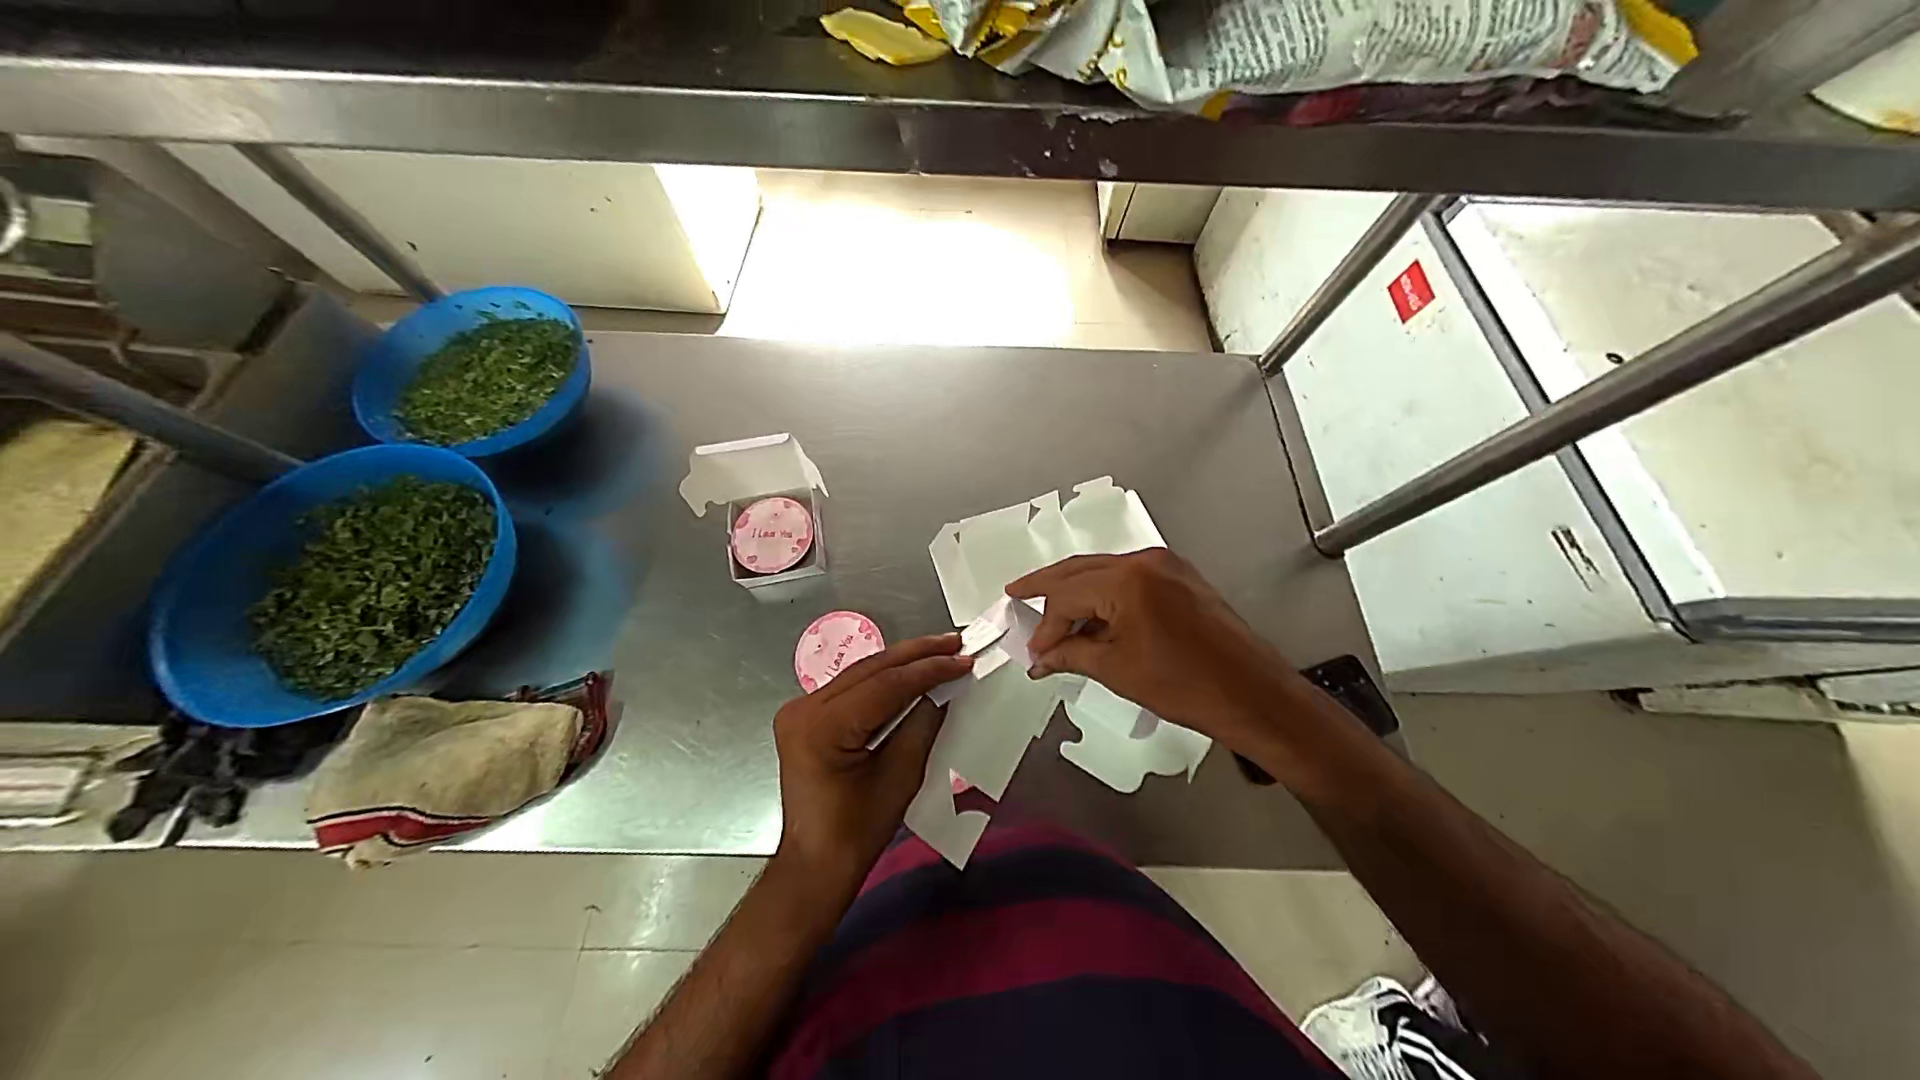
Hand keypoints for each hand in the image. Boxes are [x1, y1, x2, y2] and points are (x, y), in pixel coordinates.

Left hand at [772, 634, 970, 885]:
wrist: (815, 862)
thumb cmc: (856, 832)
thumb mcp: (900, 777)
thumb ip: (921, 725)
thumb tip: (942, 690)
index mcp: (822, 728)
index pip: (885, 685)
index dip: (929, 670)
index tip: (963, 660)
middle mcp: (803, 709)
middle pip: (870, 669)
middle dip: (917, 654)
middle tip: (955, 643)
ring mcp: (800, 710)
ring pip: (861, 673)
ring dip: (902, 662)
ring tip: (941, 651)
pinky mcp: (805, 716)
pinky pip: (852, 688)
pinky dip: (884, 679)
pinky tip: (911, 671)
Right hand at [1007, 549, 1303, 748]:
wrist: (1251, 696)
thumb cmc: (1195, 686)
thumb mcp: (1117, 670)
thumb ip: (1071, 655)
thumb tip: (1045, 656)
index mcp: (1128, 581)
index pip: (1066, 595)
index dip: (1046, 625)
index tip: (1037, 649)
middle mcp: (1148, 563)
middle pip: (1080, 570)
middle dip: (1047, 588)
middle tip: (1019, 594)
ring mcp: (1167, 567)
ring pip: (1103, 571)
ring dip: (1076, 593)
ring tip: (1055, 619)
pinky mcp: (1180, 578)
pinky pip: (1129, 578)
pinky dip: (1105, 594)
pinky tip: (1092, 617)